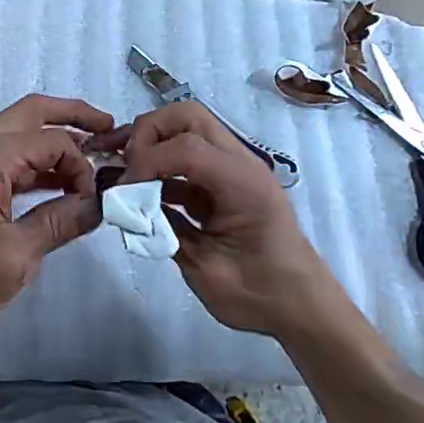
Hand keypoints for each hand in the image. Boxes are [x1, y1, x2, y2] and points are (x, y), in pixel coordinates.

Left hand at [0, 94, 113, 328]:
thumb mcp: (12, 258)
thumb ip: (59, 224)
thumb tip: (98, 204)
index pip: (56, 142)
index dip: (83, 167)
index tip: (93, 202)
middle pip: (36, 111)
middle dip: (76, 115)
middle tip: (111, 127)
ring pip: (21, 130)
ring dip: (56, 137)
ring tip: (93, 154)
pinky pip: (8, 154)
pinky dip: (36, 160)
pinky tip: (56, 183)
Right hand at [113, 103, 349, 336]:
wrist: (299, 305)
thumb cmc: (258, 295)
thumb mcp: (206, 269)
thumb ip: (167, 232)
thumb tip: (128, 210)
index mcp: (243, 183)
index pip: (187, 146)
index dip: (147, 160)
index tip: (125, 191)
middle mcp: (240, 164)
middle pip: (187, 117)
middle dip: (148, 133)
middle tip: (127, 169)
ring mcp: (233, 169)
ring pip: (187, 129)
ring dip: (152, 146)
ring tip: (126, 177)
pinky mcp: (222, 182)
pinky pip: (187, 158)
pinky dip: (160, 168)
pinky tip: (141, 193)